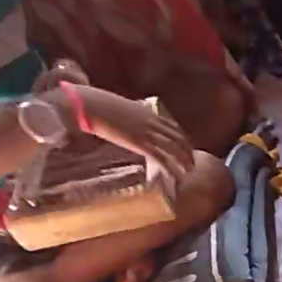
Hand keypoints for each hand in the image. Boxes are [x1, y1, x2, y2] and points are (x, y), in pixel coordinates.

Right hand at [78, 87, 195, 173]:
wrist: (89, 105)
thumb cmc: (98, 105)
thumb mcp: (121, 108)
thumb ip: (131, 116)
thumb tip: (130, 123)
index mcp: (148, 113)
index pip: (173, 127)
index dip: (182, 139)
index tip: (187, 148)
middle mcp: (152, 123)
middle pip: (178, 139)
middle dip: (188, 152)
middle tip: (192, 162)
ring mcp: (147, 133)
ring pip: (174, 149)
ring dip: (184, 161)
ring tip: (190, 172)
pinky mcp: (139, 144)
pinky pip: (161, 158)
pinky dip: (171, 168)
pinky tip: (176, 176)